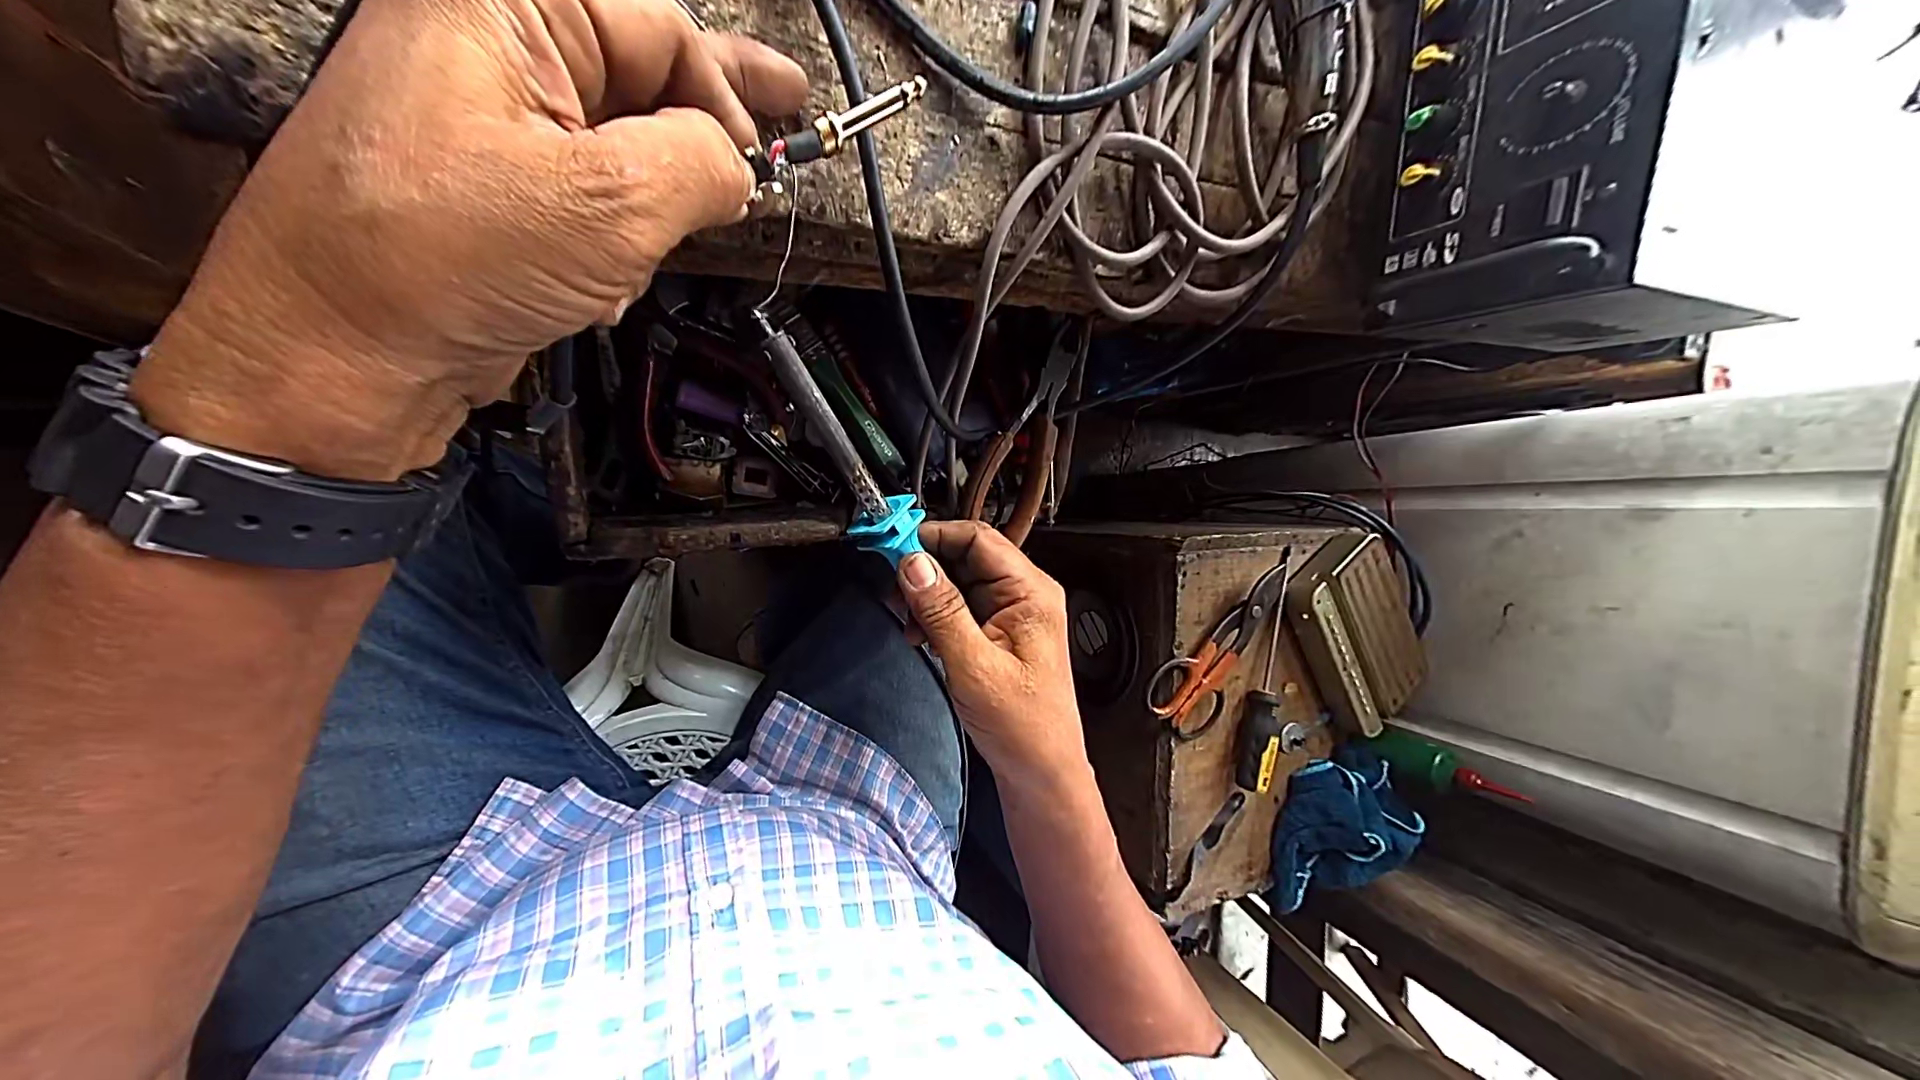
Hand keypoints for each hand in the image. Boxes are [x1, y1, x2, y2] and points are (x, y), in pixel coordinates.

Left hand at [133, 0, 807, 480]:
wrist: (348, 351)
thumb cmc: (440, 261)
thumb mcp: (609, 203)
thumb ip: (702, 165)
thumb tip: (741, 169)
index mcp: (503, 9)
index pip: (661, 27)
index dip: (725, 96)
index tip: (760, 164)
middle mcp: (497, 54)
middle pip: (645, 73)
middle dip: (712, 118)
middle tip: (790, 103)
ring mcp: (501, 129)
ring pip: (629, 145)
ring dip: (661, 204)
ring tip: (694, 226)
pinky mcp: (508, 194)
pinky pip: (600, 200)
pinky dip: (623, 241)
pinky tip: (612, 280)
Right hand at [897, 521, 1087, 786]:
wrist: (1040, 772)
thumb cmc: (1024, 726)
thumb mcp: (974, 665)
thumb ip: (942, 611)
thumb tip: (913, 564)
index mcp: (1030, 592)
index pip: (977, 538)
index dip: (932, 536)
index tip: (892, 545)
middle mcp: (1023, 595)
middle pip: (965, 557)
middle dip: (924, 569)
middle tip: (892, 587)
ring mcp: (1009, 614)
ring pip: (957, 582)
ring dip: (925, 595)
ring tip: (906, 620)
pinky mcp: (995, 634)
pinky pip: (958, 608)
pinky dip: (933, 616)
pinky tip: (920, 636)